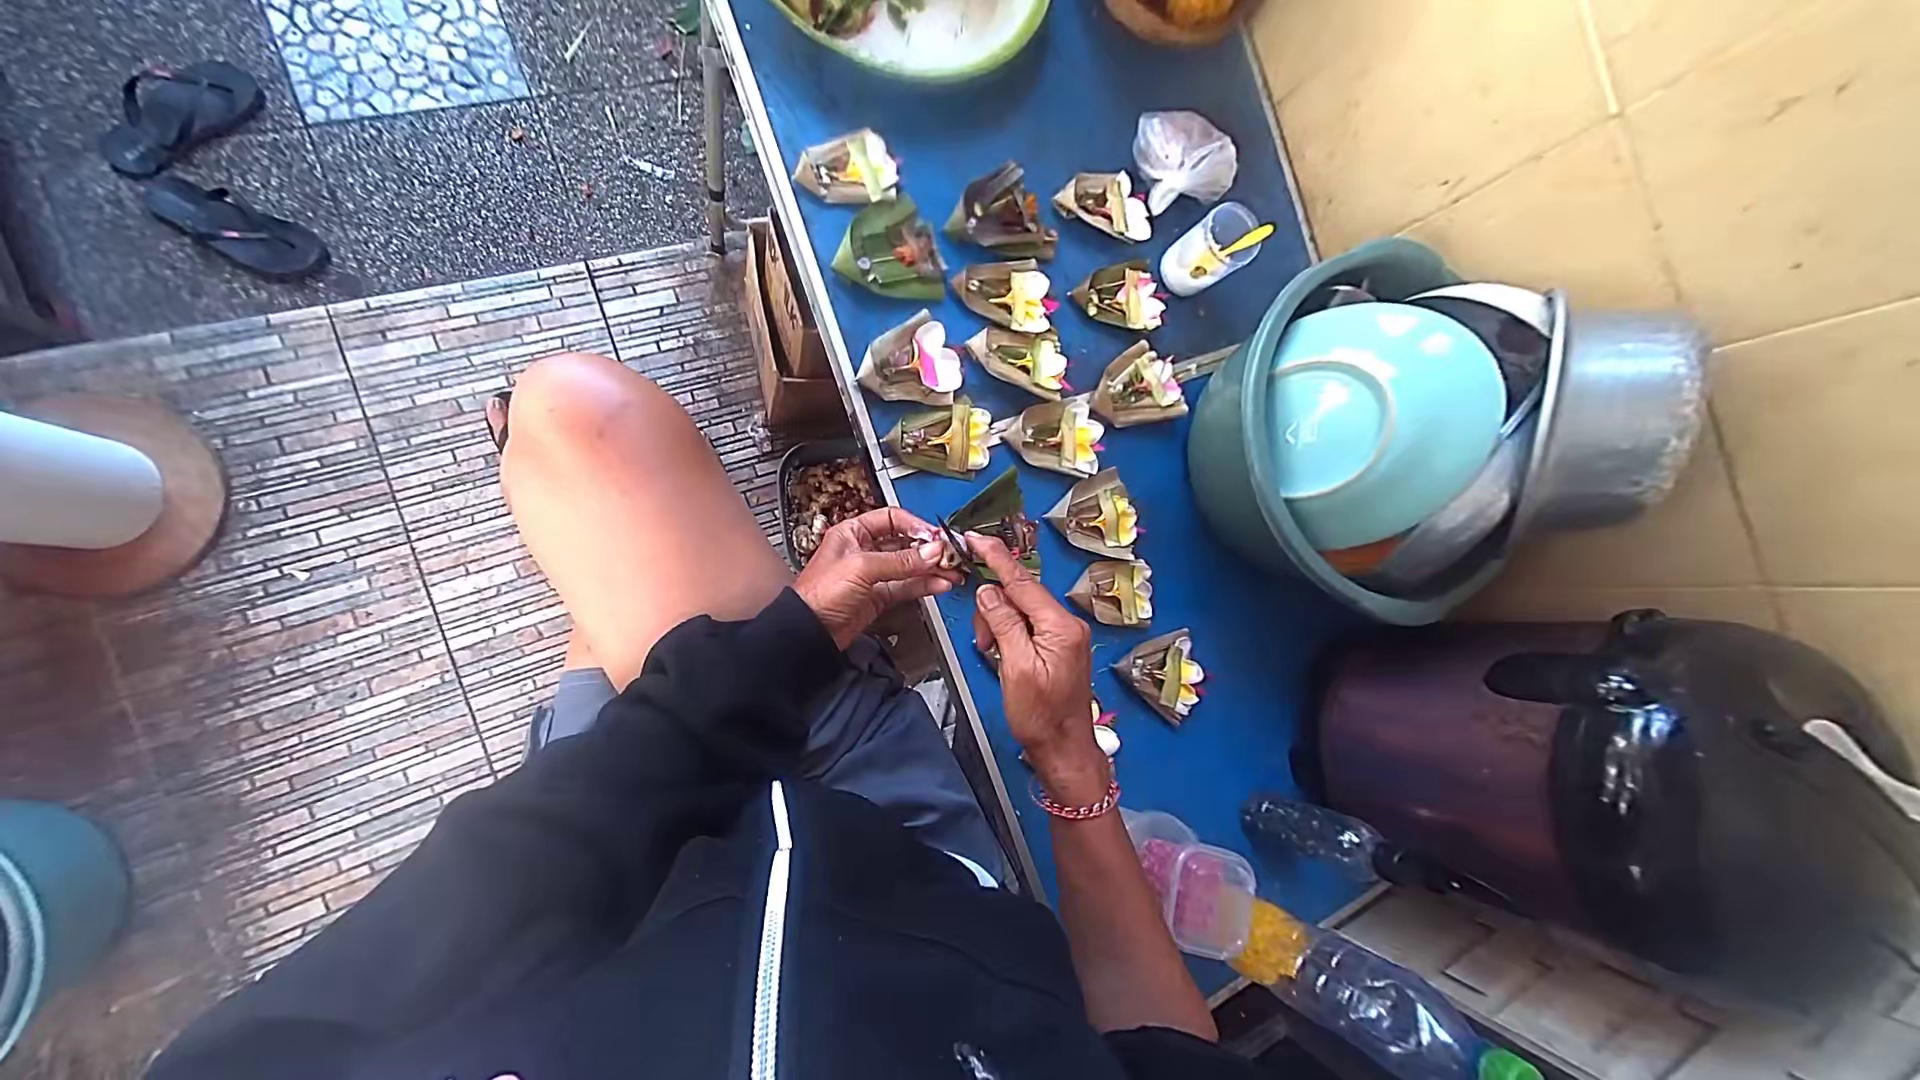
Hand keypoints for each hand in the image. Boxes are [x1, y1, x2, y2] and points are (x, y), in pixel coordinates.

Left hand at [794, 508, 962, 649]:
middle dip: (929, 549)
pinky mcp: (879, 596)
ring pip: (910, 566)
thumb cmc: (818, 594)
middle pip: (905, 543)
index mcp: (853, 532)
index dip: (916, 526)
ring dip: (932, 568)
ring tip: (952, 571)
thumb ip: (900, 560)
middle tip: (949, 555)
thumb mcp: (862, 567)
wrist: (809, 632)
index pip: (893, 519)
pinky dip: (925, 585)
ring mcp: (873, 574)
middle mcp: (864, 550)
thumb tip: (931, 551)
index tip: (935, 537)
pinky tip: (940, 584)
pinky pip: (907, 586)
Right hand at [967, 533, 1106, 804]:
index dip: (996, 558)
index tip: (976, 539)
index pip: (1022, 581)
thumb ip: (1003, 623)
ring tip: (993, 654)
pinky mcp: (1057, 645)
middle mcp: (1067, 624)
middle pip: (1019, 594)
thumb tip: (989, 591)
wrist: (1063, 750)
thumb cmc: (1042, 716)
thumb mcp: (1015, 667)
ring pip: (1019, 610)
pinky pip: (1026, 626)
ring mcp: (1064, 635)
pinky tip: (1003, 655)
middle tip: (983, 640)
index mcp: (1060, 625)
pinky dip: (1008, 635)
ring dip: (998, 625)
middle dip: (994, 609)